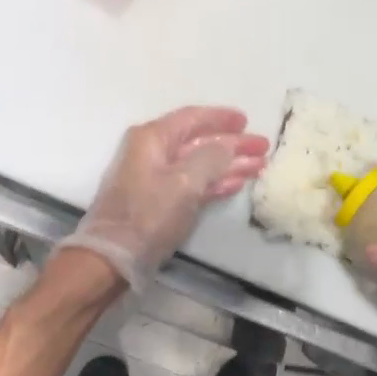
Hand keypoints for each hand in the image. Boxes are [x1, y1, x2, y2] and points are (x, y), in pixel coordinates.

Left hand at [58, 106, 268, 289]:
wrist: (114, 257)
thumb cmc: (148, 215)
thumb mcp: (185, 182)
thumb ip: (211, 158)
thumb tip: (229, 145)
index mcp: (152, 138)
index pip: (192, 119)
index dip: (221, 119)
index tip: (247, 121)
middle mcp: (152, 154)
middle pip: (198, 143)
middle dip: (232, 145)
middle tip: (262, 147)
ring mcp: (154, 180)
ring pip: (198, 166)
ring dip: (228, 166)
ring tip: (257, 167)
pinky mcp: (158, 205)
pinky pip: (192, 186)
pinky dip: (213, 184)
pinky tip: (235, 184)